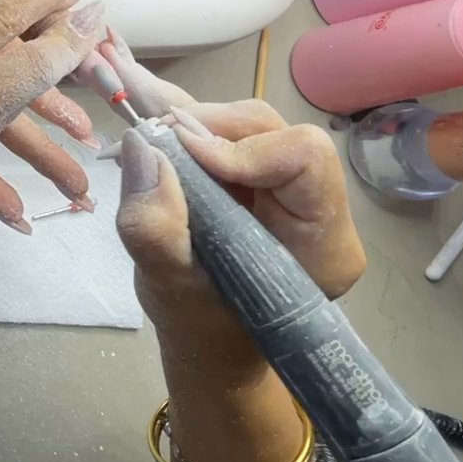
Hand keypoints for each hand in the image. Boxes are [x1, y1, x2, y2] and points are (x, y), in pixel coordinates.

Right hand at [109, 97, 366, 343]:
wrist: (206, 337)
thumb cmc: (198, 326)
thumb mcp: (168, 288)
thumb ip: (155, 228)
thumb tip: (141, 147)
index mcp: (321, 242)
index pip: (305, 158)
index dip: (241, 148)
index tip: (181, 155)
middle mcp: (314, 204)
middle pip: (271, 130)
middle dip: (206, 127)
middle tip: (152, 142)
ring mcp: (285, 185)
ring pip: (246, 124)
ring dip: (191, 126)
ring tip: (149, 145)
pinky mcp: (254, 173)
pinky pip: (225, 130)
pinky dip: (183, 124)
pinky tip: (152, 125)